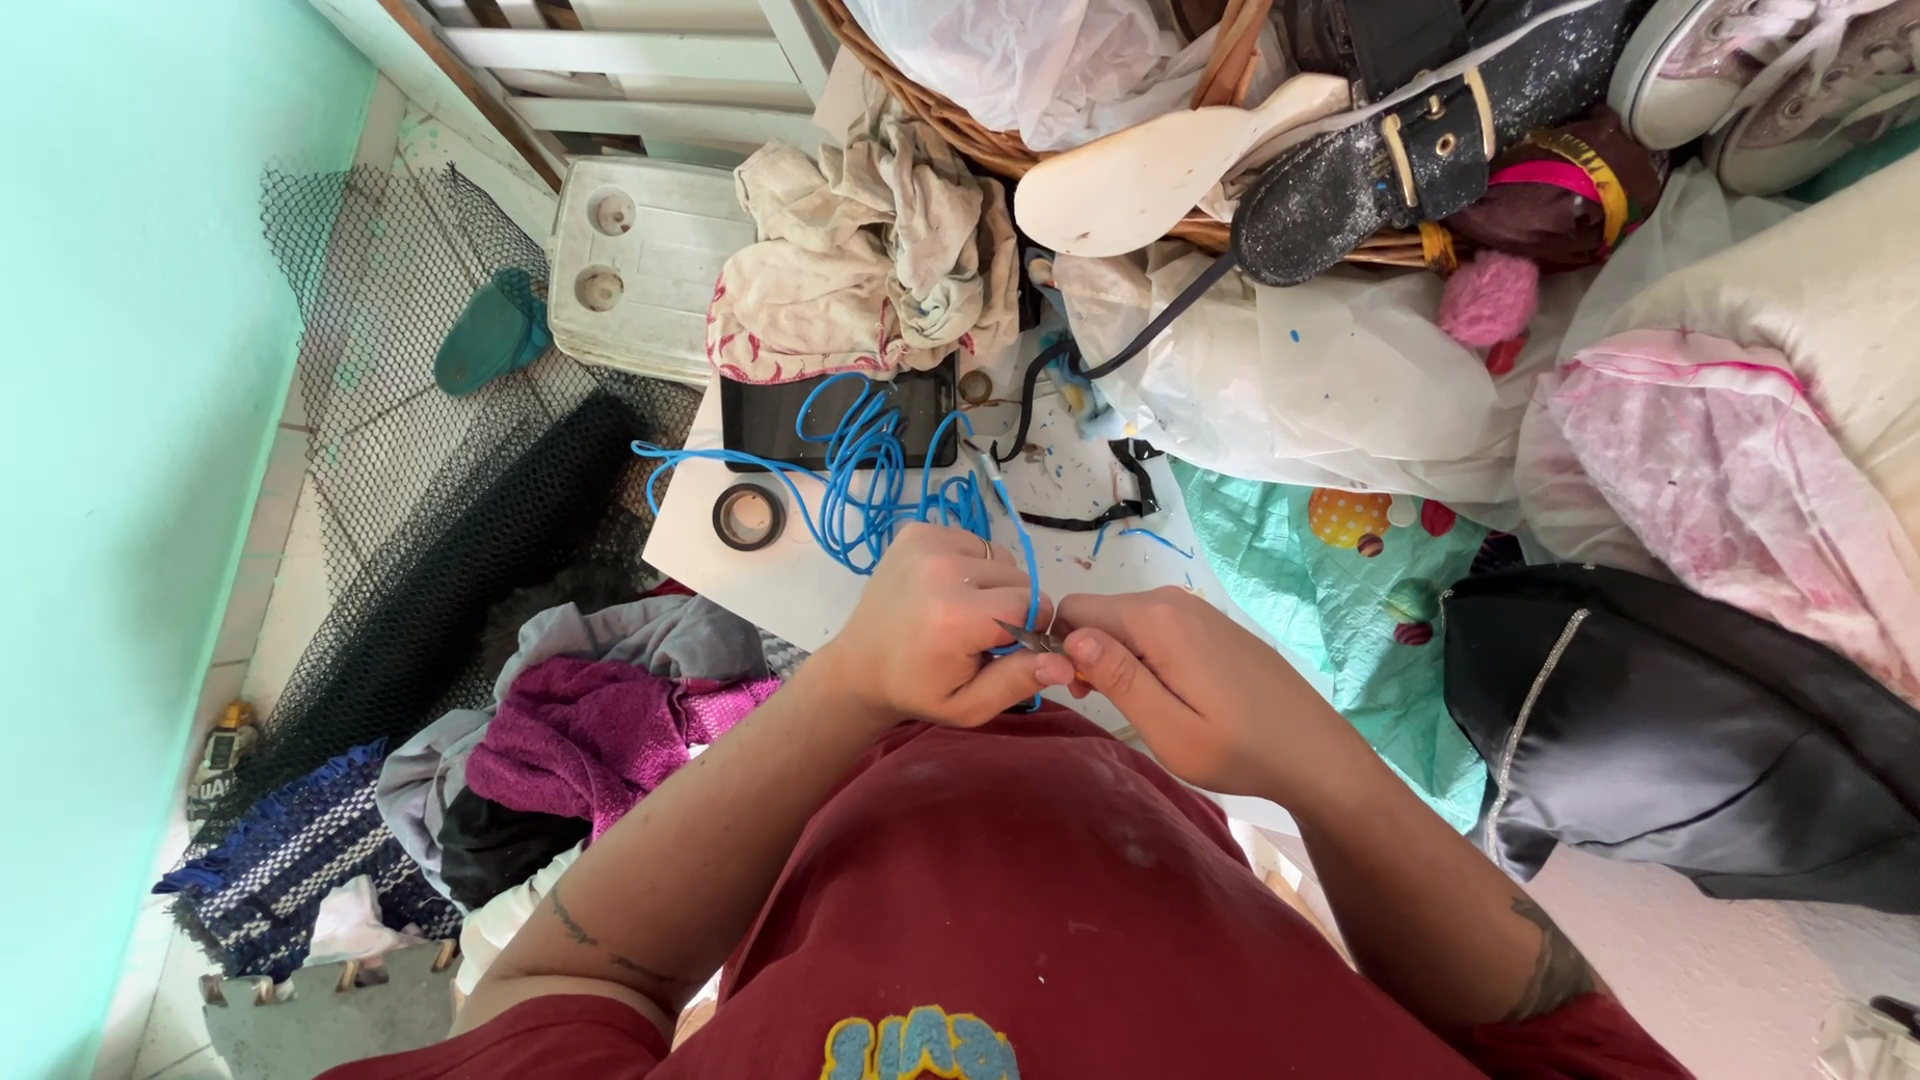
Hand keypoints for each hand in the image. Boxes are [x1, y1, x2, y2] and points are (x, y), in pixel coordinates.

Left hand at [815, 523, 1076, 727]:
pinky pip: (973, 542)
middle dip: (1012, 606)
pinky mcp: (917, 531)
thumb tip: (1066, 662)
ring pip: (998, 557)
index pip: (1031, 604)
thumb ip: (1019, 681)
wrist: (859, 666)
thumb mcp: (970, 705)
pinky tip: (947, 589)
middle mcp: (942, 569)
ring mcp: (927, 544)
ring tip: (963, 609)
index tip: (1008, 646)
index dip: (1030, 627)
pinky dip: (971, 565)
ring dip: (992, 583)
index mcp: (955, 616)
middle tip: (979, 633)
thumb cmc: (918, 689)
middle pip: (1018, 578)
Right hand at [1054, 587, 1373, 804]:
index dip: (1062, 649)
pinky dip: (1143, 654)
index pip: (1073, 610)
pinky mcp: (1208, 622)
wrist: (1316, 752)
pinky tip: (1171, 692)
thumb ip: (1117, 678)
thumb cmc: (1239, 750)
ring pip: (1124, 620)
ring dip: (1116, 657)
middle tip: (1111, 705)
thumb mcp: (1169, 728)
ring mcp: (1193, 608)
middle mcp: (1171, 600)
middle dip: (1087, 654)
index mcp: (1156, 620)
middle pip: (1098, 613)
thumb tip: (1071, 635)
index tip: (1081, 693)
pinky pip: (1153, 626)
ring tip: (1145, 705)